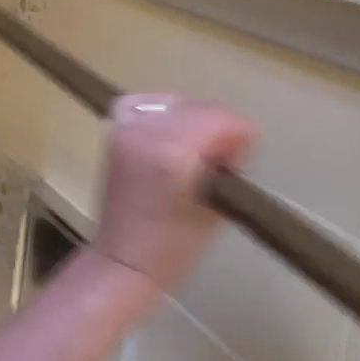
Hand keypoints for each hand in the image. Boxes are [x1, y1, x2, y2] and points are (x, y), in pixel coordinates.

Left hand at [89, 93, 256, 290]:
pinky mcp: (114, 131)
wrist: (122, 257)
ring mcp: (126, 129)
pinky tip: (172, 129)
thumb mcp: (217, 207)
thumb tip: (238, 138)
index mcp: (172, 153)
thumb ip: (229, 164)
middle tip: (225, 155)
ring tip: (200, 146)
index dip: (239, 132)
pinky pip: (143, 104)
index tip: (245, 152)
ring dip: (193, 118)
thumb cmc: (175, 246)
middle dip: (219, 126)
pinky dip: (161, 110)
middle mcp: (146, 132)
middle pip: (197, 107)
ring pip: (174, 102)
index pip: (218, 118)